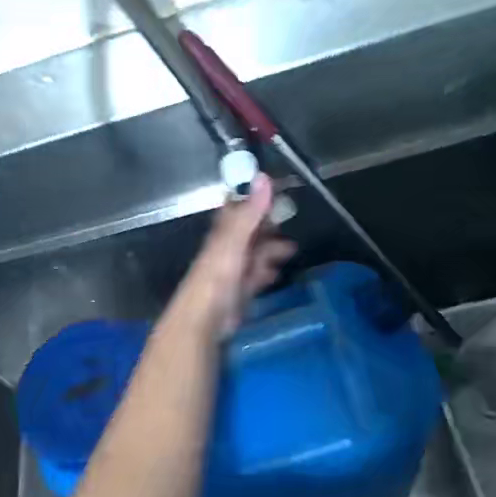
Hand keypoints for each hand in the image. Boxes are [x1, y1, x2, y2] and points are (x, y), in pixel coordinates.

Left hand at [168, 173, 296, 335]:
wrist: (204, 320)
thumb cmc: (217, 277)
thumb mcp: (235, 241)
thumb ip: (249, 213)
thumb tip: (263, 176)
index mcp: (223, 234)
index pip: (238, 209)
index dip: (253, 199)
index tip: (274, 190)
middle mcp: (226, 250)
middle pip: (249, 233)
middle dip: (268, 228)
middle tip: (289, 223)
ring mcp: (232, 272)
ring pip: (254, 255)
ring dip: (271, 251)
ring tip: (291, 250)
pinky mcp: (238, 293)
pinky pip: (254, 278)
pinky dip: (265, 273)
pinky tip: (276, 274)